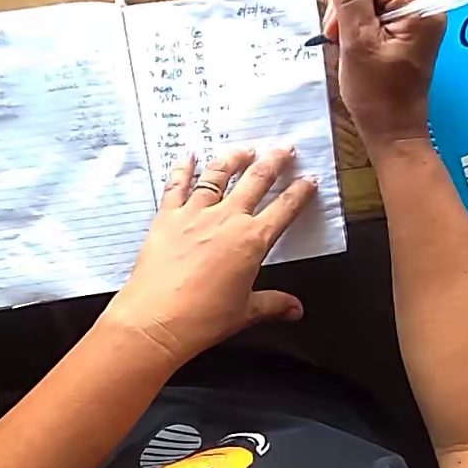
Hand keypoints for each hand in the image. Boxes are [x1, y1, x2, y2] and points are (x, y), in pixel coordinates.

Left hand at [100, 146, 316, 368]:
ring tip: (244, 148)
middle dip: (273, 161)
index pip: (284, 208)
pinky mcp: (167, 217)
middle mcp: (226, 219)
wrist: (157, 319)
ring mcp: (195, 214)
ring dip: (234, 158)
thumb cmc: (202, 318)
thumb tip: (295, 309)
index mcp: (252, 241)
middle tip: (284, 147)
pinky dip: (183, 168)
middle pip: (256, 180)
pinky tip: (189, 155)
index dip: (300, 192)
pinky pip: (177, 185)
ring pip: (218, 175)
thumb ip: (273, 304)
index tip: (310, 179)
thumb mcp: (245, 312)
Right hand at [323, 0, 445, 151]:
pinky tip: (356, 46)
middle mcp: (424, 3)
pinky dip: (360, 25)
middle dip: (350, 2)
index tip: (340, 27)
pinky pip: (377, 9)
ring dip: (351, 15)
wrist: (392, 131)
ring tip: (348, 46)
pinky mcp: (408, 28)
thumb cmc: (375, 94)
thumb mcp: (356, 43)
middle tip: (341, 39)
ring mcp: (417, 16)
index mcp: (419, 3)